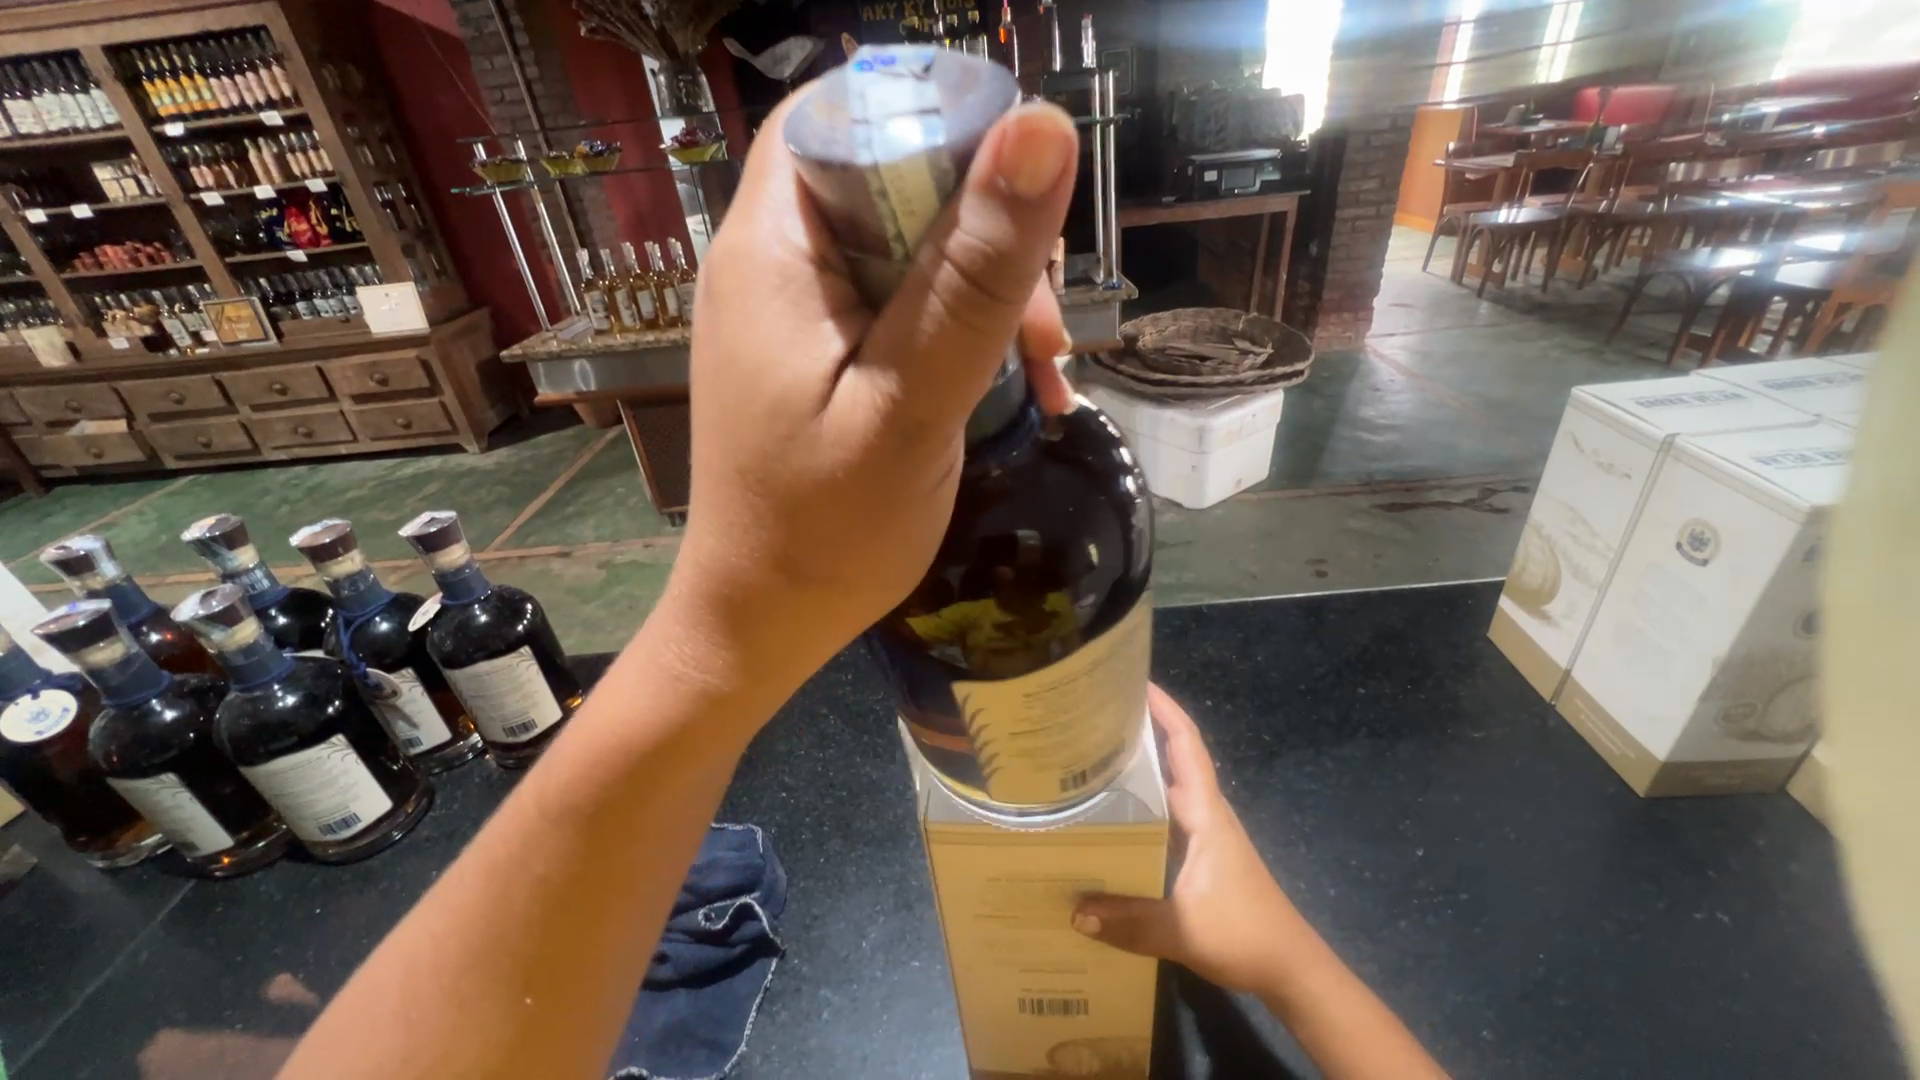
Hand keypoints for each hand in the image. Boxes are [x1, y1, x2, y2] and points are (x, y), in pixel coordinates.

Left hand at [670, 92, 1078, 685]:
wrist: (763, 621)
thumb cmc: (825, 534)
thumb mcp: (911, 407)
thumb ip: (971, 279)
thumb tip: (1042, 130)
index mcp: (774, 251)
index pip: (847, 114)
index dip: (938, 127)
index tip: (1019, 199)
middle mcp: (773, 263)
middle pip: (888, 179)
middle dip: (983, 232)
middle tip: (1043, 321)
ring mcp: (795, 313)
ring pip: (906, 247)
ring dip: (985, 291)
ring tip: (1045, 368)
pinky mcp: (819, 356)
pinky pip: (899, 306)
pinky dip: (959, 332)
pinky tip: (1013, 385)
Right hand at [1072, 684, 1312, 998]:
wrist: (1290, 969)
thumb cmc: (1245, 933)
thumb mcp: (1184, 929)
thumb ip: (1129, 921)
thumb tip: (1073, 911)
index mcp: (1206, 814)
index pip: (1187, 745)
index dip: (1165, 709)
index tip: (1134, 681)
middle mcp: (1204, 816)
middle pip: (1170, 762)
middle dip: (1135, 737)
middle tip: (1088, 725)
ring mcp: (1203, 838)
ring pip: (1164, 795)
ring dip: (1134, 778)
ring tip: (1085, 768)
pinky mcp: (1199, 860)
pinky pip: (1162, 824)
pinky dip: (1137, 814)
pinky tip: (1106, 827)